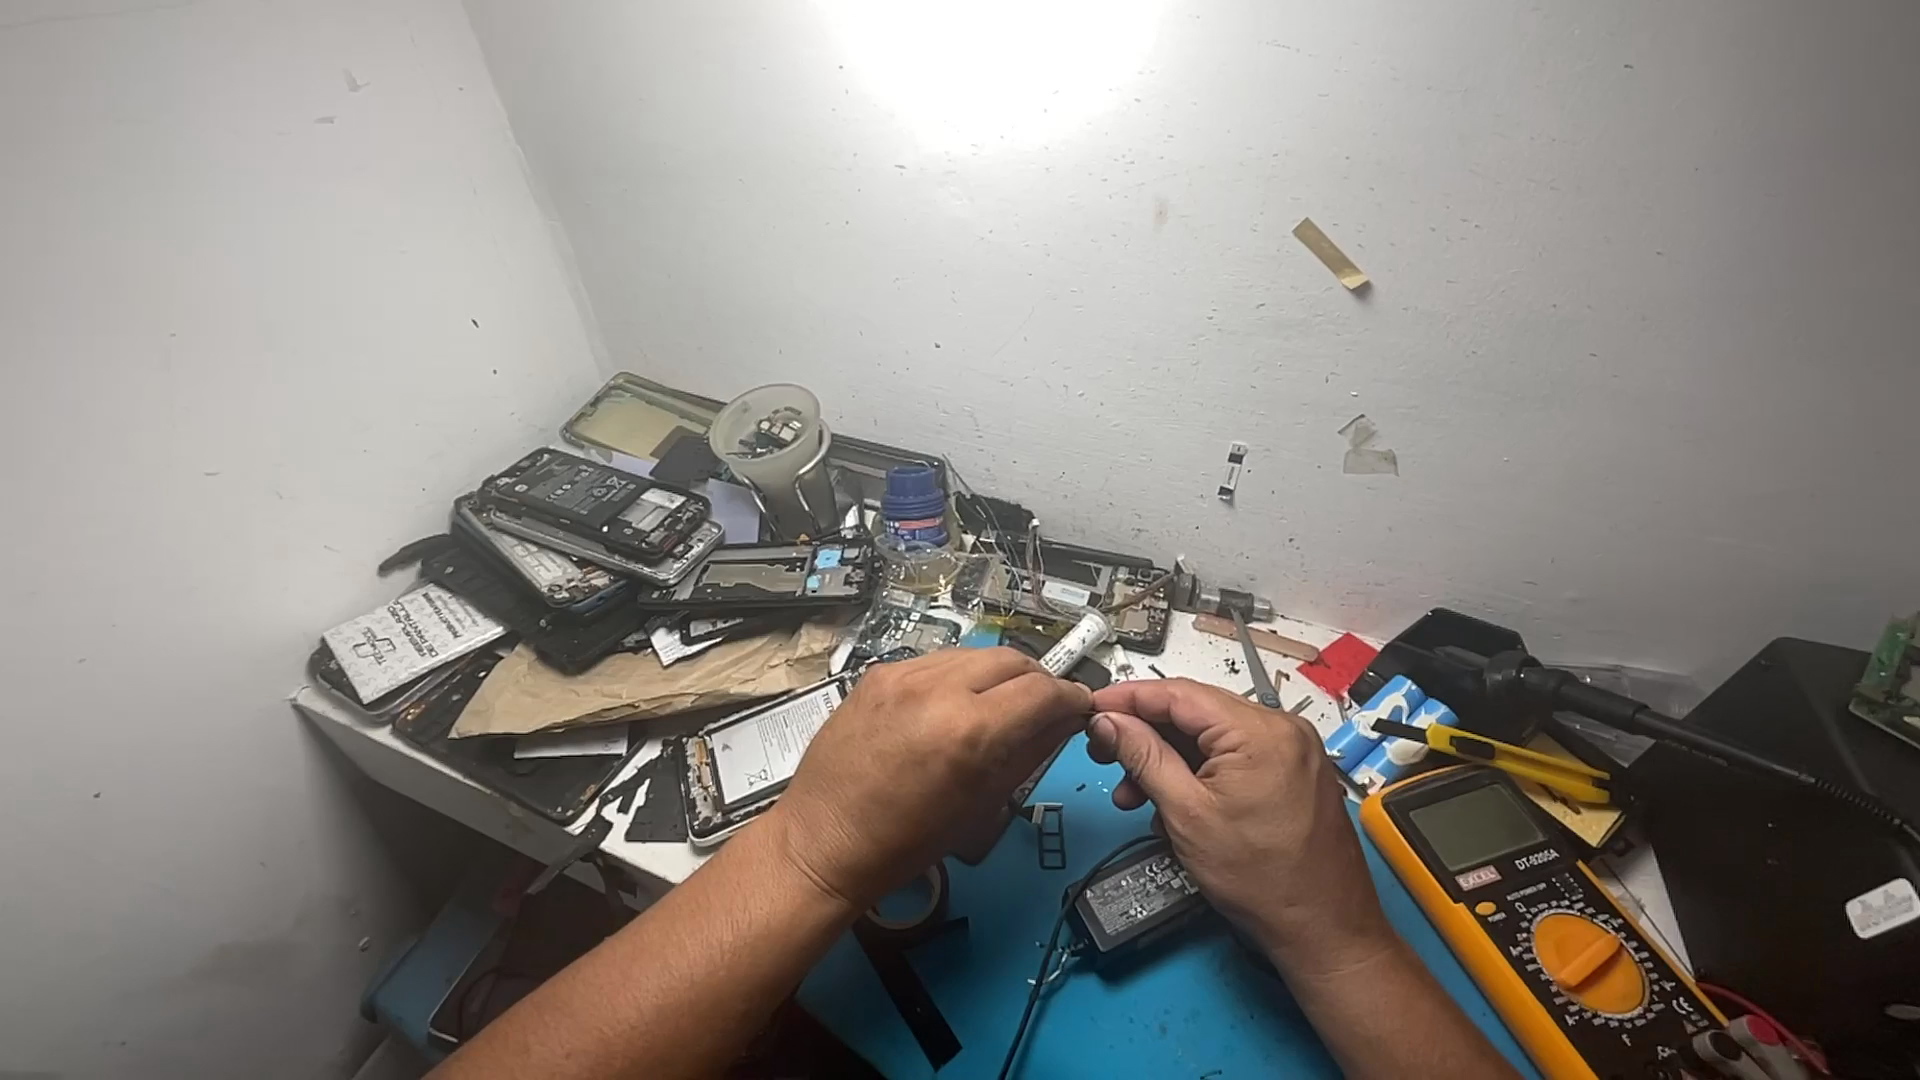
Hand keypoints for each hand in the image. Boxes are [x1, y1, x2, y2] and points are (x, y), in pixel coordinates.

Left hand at [765, 647, 1092, 908]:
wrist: (823, 840)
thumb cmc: (903, 843)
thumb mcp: (981, 805)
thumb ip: (1029, 754)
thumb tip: (1062, 723)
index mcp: (968, 731)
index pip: (1042, 691)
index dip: (1069, 698)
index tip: (1076, 708)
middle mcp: (936, 689)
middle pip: (1012, 659)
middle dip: (1037, 681)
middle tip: (1042, 708)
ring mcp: (902, 675)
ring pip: (974, 653)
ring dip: (998, 675)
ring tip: (998, 706)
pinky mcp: (878, 673)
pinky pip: (936, 661)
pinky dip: (957, 676)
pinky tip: (953, 705)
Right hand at [1085, 678, 1394, 974]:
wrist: (1326, 934)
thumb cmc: (1264, 882)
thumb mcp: (1185, 814)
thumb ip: (1142, 757)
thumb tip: (1108, 721)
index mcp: (1260, 731)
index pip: (1178, 693)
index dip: (1128, 698)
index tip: (1094, 708)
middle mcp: (1281, 728)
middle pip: (1192, 711)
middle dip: (1143, 733)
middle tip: (1104, 750)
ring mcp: (1289, 748)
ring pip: (1207, 734)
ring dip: (1164, 757)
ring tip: (1132, 792)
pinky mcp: (1289, 768)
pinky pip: (1229, 753)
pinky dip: (1194, 770)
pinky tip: (1168, 799)